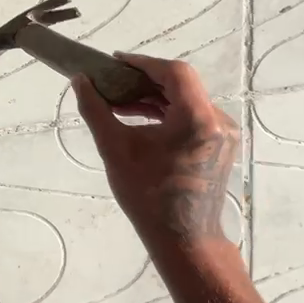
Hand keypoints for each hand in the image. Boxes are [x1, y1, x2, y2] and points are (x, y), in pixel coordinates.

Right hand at [74, 53, 237, 250]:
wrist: (184, 240)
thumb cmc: (148, 194)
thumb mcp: (114, 148)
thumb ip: (95, 109)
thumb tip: (80, 80)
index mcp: (197, 119)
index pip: (174, 72)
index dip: (144, 62)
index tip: (115, 63)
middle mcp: (218, 122)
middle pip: (181, 83)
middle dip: (145, 78)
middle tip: (114, 82)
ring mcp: (223, 135)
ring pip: (186, 99)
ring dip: (154, 96)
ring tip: (121, 102)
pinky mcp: (220, 146)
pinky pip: (192, 116)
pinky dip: (166, 111)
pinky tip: (140, 119)